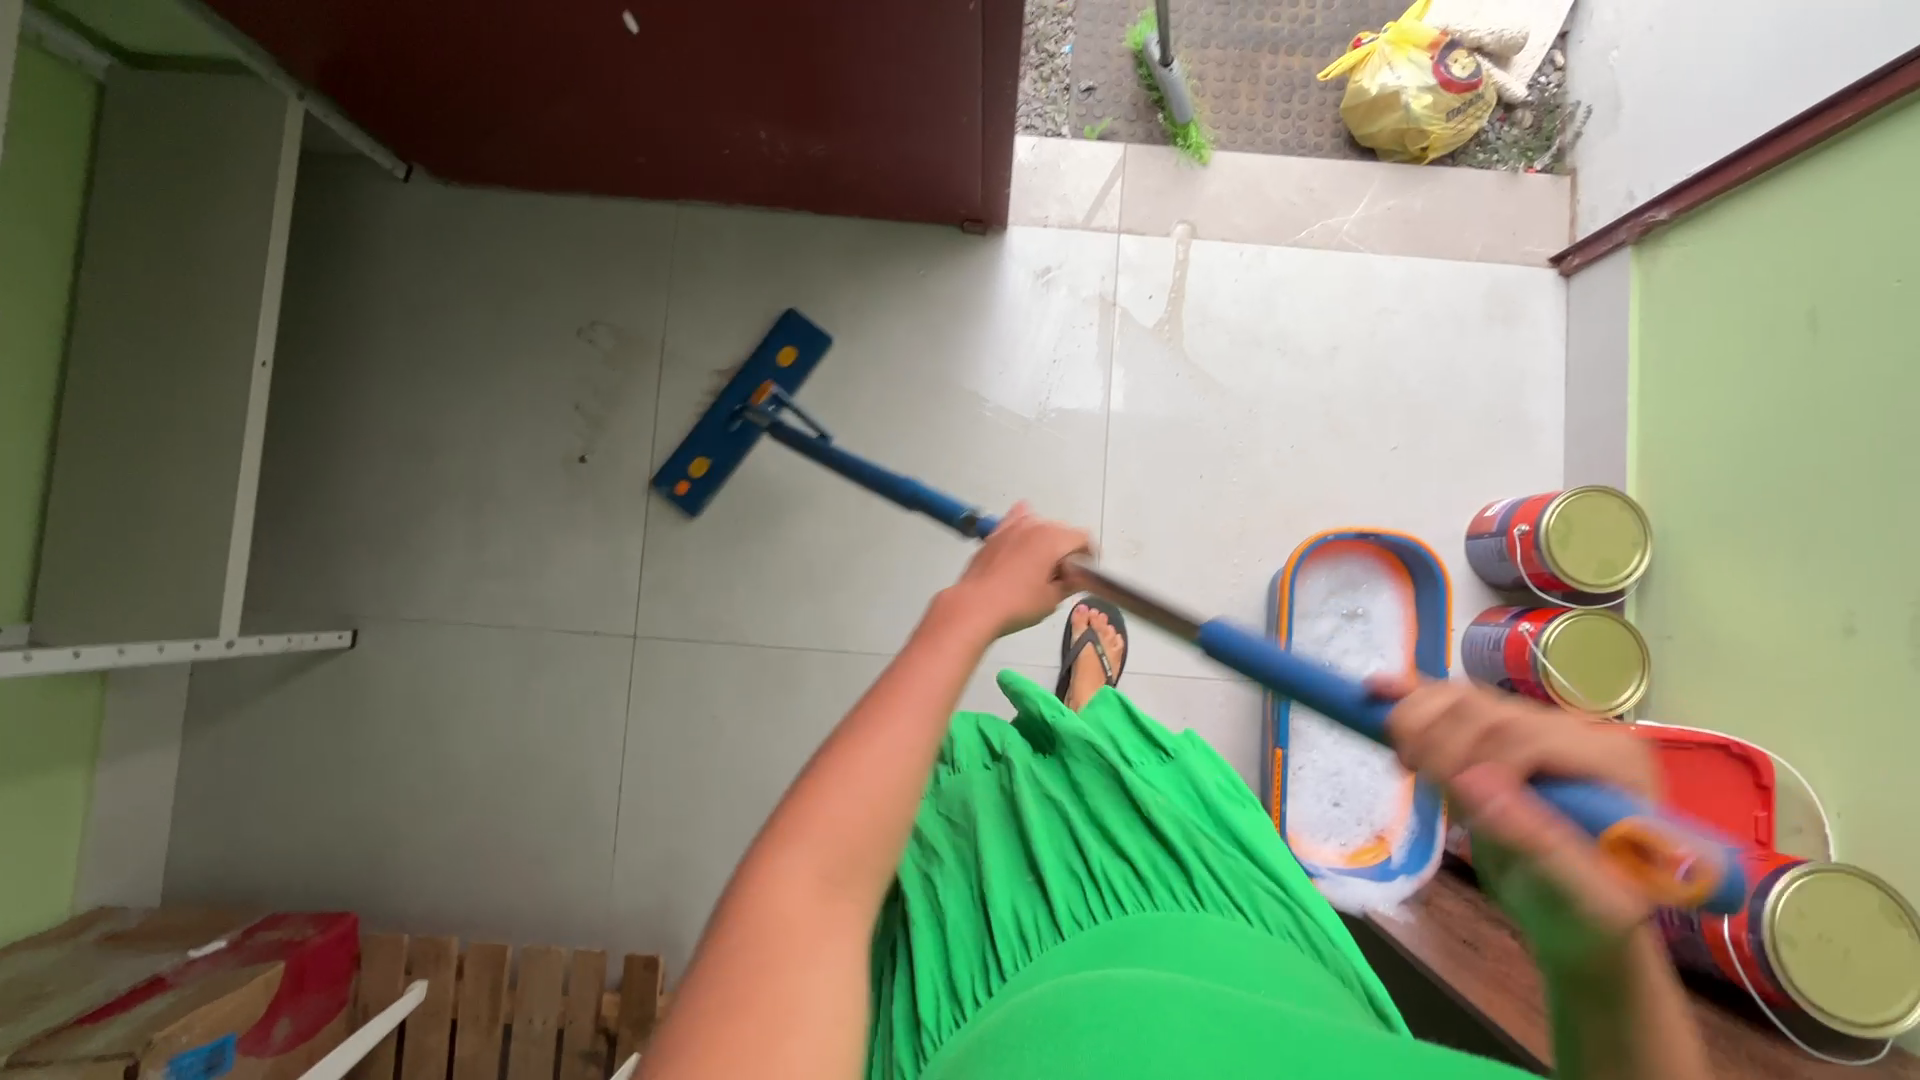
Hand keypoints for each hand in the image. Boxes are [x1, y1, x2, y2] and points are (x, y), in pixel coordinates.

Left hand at [942, 502, 1091, 639]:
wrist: (974, 605)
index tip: (1086, 574)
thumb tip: (1080, 576)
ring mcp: (1011, 526)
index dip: (1089, 555)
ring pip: (1039, 525)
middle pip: (1062, 530)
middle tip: (1063, 575)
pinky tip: (1023, 541)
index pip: (1083, 538)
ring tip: (1040, 565)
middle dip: (1067, 549)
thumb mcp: (1052, 599)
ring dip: (1046, 540)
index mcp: (1054, 538)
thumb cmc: (1018, 604)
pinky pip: (1016, 522)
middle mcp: (1035, 524)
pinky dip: (1024, 529)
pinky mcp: (994, 534)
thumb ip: (1072, 582)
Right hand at [1368, 674, 1659, 973]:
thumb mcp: (1578, 892)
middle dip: (1438, 742)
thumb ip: (1535, 839)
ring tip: (1402, 758)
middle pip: (1487, 711)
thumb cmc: (1588, 912)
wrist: (1577, 916)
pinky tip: (1378, 690)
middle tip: (1410, 777)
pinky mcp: (1499, 729)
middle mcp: (1578, 731)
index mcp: (1613, 762)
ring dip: (1417, 720)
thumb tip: (1467, 783)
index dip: (1473, 759)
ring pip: (1462, 698)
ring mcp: (1536, 725)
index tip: (1447, 802)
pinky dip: (1411, 697)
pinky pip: (1451, 701)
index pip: (1527, 736)